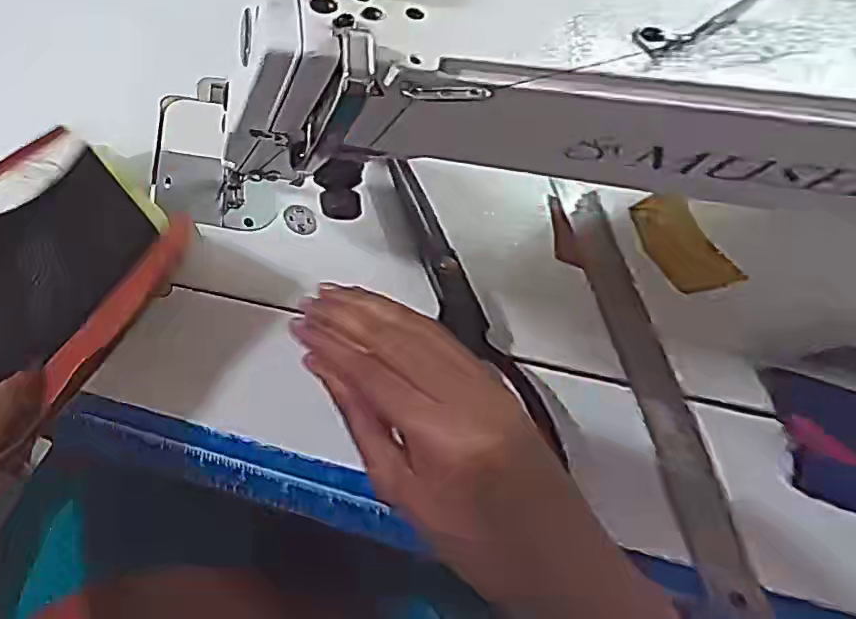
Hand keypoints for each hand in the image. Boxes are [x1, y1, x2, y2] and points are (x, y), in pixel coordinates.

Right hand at [294, 285, 676, 618]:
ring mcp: (492, 392)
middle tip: (308, 302)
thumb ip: (359, 418)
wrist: (569, 575)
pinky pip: (444, 338)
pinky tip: (379, 307)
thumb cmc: (481, 545)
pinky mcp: (500, 388)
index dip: (328, 343)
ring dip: (371, 306)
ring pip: (420, 330)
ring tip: (332, 293)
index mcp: (444, 437)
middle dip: (344, 315)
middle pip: (395, 341)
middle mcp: (473, 405)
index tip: (299, 328)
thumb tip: (323, 366)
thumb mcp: (401, 489)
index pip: (370, 370)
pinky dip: (404, 315)